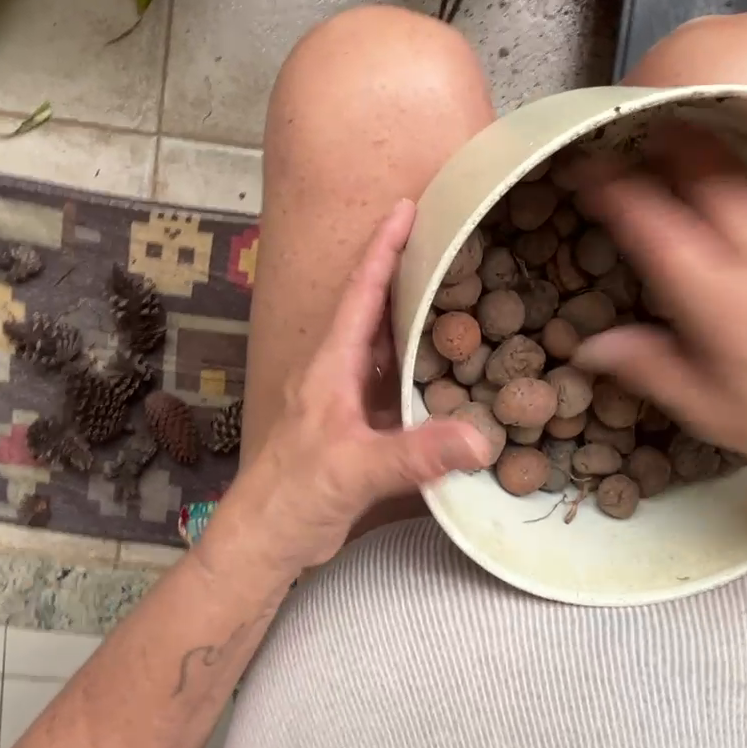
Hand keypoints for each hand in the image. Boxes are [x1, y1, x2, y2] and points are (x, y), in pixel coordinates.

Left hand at [224, 199, 494, 570]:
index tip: (406, 207)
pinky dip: (414, 364)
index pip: (361, 293)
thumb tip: (480, 438)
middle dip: (402, 269)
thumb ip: (416, 453)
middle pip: (373, 307)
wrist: (267, 539)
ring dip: (409, 315)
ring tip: (450, 289)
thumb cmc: (294, 496)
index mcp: (330, 365)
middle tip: (443, 239)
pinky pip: (390, 380)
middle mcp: (337, 372)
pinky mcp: (357, 424)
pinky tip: (441, 365)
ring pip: (382, 343)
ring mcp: (346, 398)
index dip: (383, 248)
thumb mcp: (356, 470)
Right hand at [570, 126, 746, 494]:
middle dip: (672, 146)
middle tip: (642, 135)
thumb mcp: (713, 411)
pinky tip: (746, 223)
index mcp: (723, 300)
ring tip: (686, 161)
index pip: (657, 226)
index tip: (590, 170)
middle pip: (713, 178)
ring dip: (712, 167)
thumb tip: (591, 346)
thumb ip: (650, 368)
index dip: (618, 190)